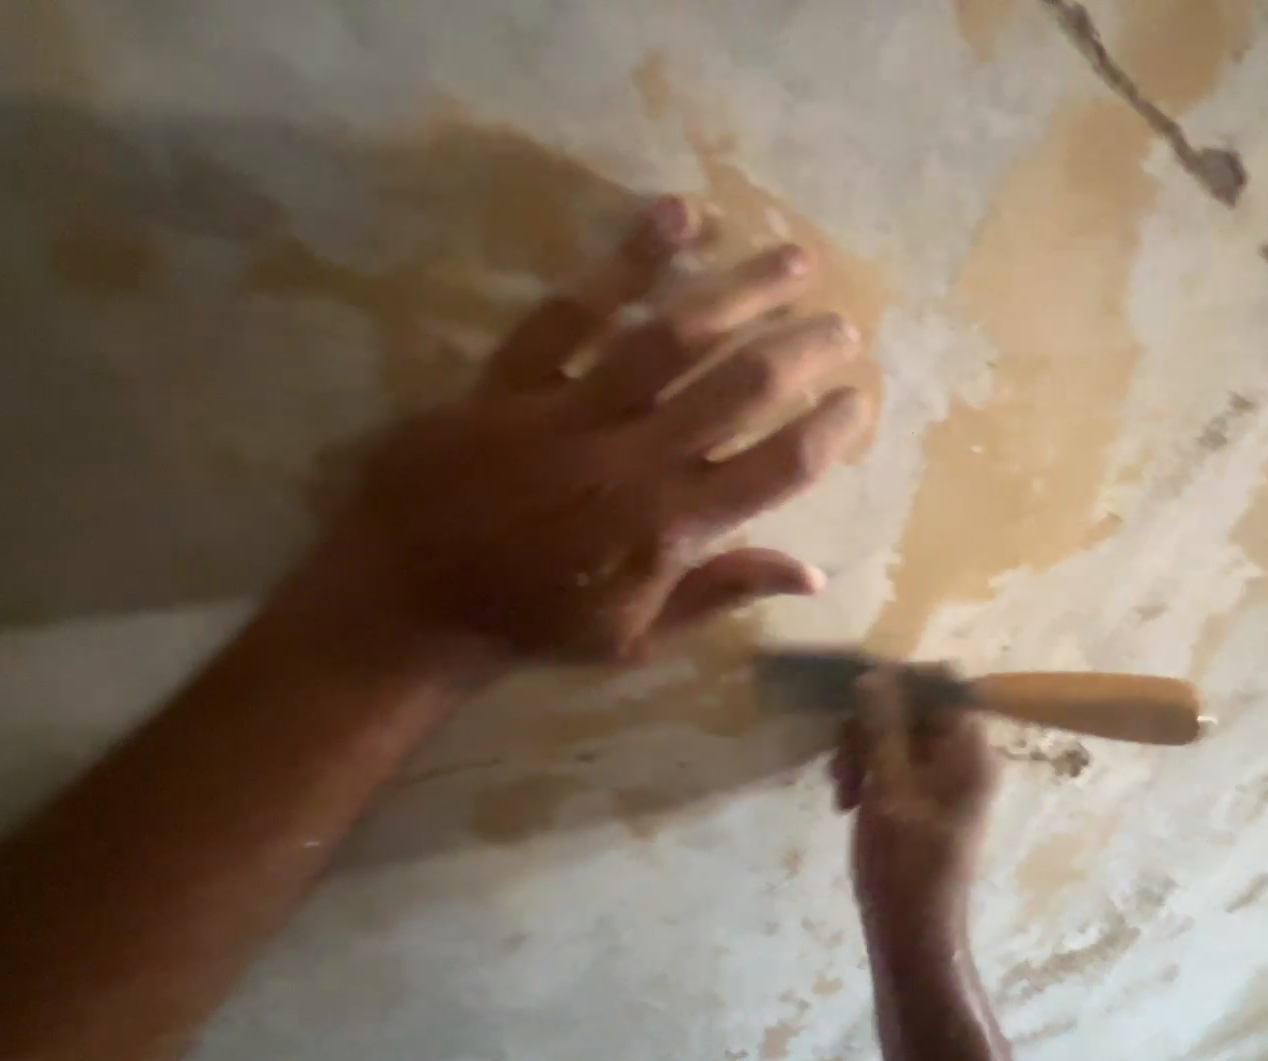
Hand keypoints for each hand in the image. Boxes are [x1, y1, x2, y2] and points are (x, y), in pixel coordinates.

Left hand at [310, 195, 871, 664]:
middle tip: (843, 326)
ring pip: (671, 336)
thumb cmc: (539, 622)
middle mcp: (633, 459)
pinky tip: (678, 218)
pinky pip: (572, 311)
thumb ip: (725, 592)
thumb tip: (814, 572)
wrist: (409, 599)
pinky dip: (626, 261)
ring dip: (743, 291)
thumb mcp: (641, 635)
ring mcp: (570, 411)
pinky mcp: (512, 379)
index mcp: (670, 526)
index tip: (858, 400)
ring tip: (796, 259)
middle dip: (804, 349)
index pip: (776, 466)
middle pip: (739, 387)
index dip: (830, 428)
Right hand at [832, 668, 999, 927]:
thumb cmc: (904, 862)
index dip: (899, 683)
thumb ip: (882, 726)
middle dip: (869, 729)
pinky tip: (846, 802)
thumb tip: (874, 674)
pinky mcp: (924, 796)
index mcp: (970, 749)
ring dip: (862, 753)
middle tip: (840, 766)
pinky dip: (868, 773)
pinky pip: (895, 762)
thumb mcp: (888, 787)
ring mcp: (945, 778)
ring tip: (840, 792)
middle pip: (913, 711)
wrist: (912, 935)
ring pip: (896, 736)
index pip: (942, 687)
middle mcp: (964, 756)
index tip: (855, 696)